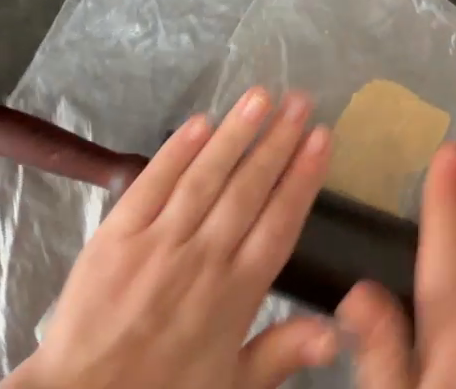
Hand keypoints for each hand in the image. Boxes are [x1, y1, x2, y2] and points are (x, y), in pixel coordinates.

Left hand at [6, 88, 336, 388]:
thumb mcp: (233, 384)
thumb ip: (283, 352)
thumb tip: (338, 329)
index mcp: (236, 293)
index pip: (279, 221)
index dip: (303, 176)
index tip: (321, 137)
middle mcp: (203, 257)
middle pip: (249, 188)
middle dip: (278, 140)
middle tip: (300, 100)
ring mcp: (159, 240)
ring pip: (206, 176)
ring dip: (235, 133)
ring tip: (260, 96)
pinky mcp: (118, 232)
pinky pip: (153, 183)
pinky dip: (177, 151)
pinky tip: (200, 123)